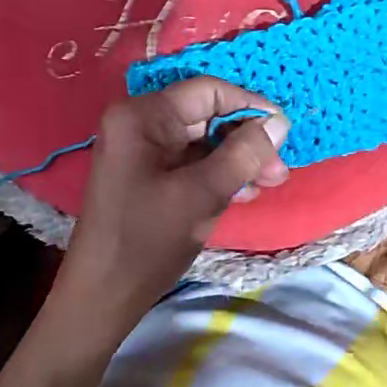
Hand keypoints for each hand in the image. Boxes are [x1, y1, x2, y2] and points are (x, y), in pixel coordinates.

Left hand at [59, 78, 290, 312]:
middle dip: (246, 140)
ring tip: (269, 184)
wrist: (103, 295)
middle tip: (278, 171)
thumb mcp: (203, 194)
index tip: (283, 131)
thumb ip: (244, 153)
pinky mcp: (149, 174)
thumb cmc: (148, 240)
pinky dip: (219, 174)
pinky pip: (192, 162)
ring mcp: (143, 150)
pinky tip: (243, 194)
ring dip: (238, 160)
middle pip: (207, 115)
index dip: (249, 106)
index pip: (207, 91)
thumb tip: (279, 122)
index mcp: (142, 116)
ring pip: (204, 141)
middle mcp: (140, 123)